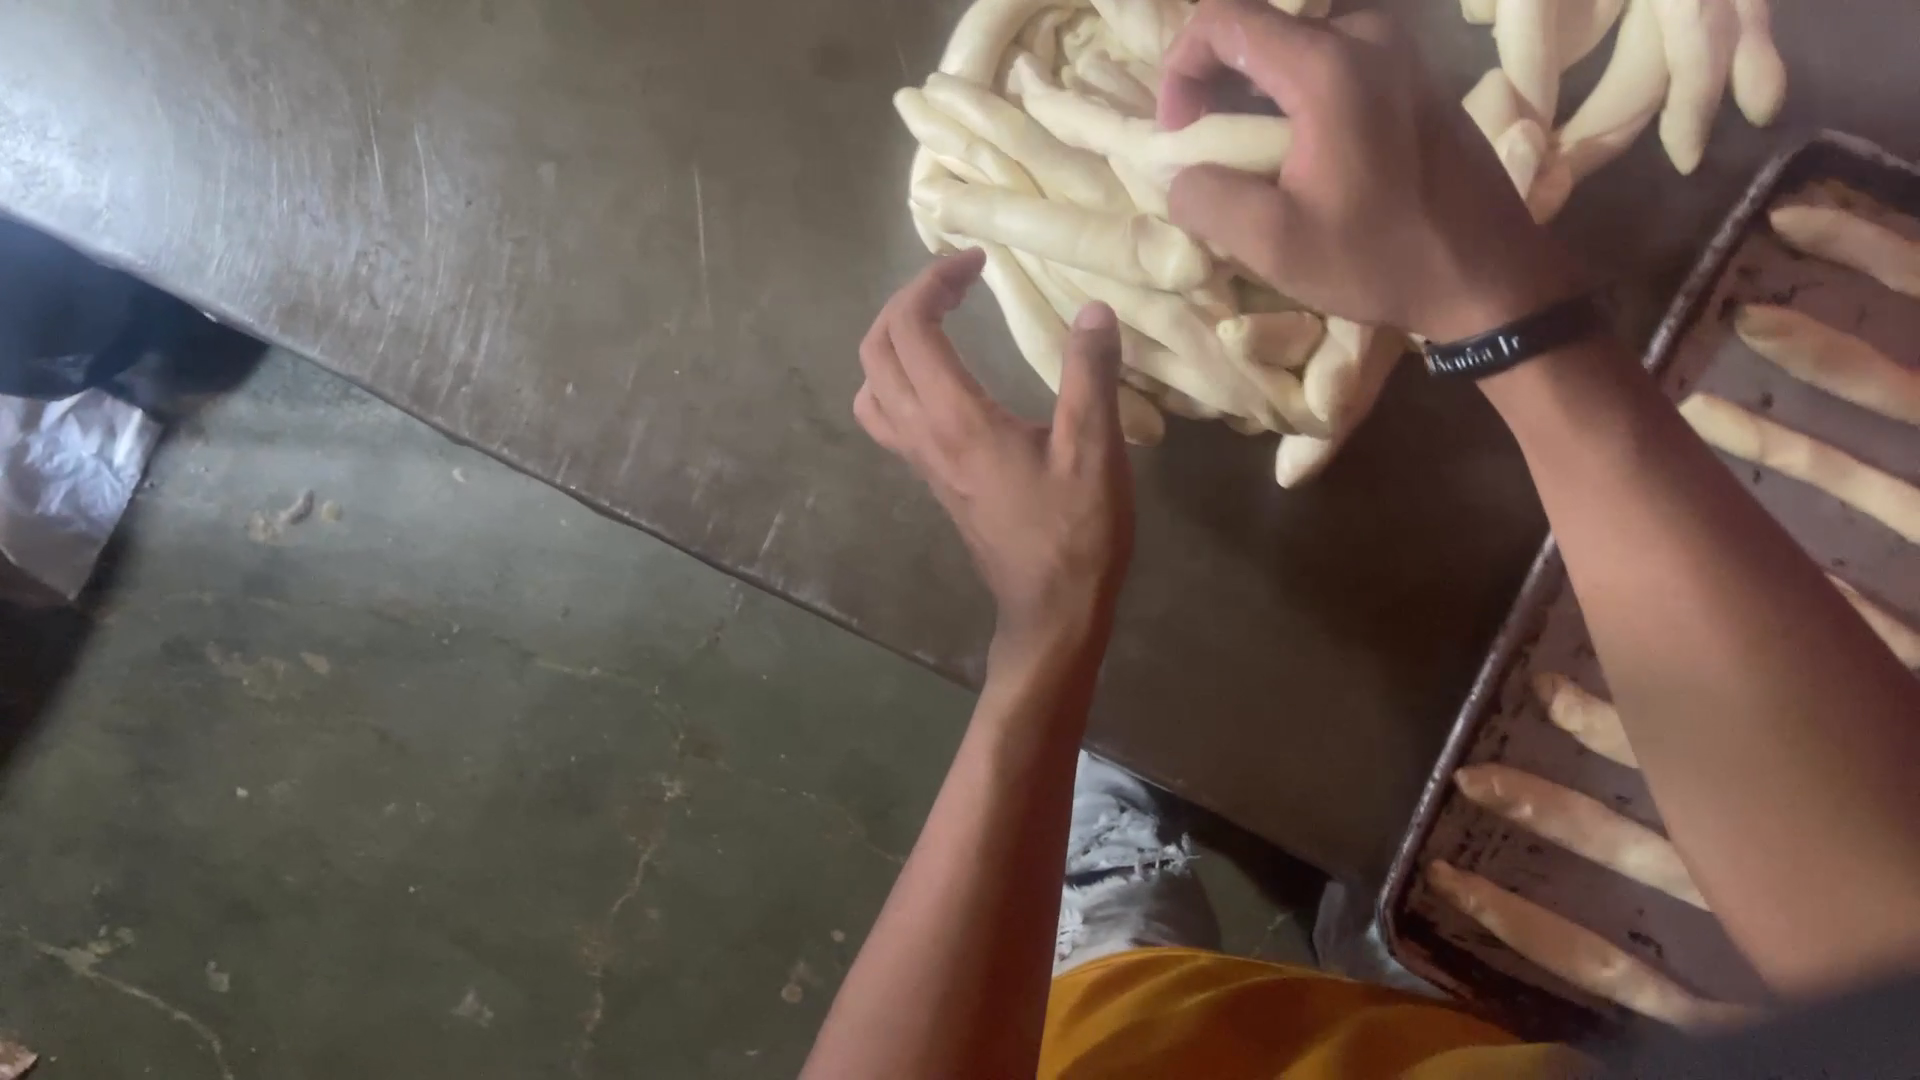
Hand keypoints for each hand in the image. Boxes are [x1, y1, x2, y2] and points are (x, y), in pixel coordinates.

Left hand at [855, 250, 1134, 650]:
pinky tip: (943, 383)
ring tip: (939, 326)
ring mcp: (921, 462)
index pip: (911, 329)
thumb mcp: (1095, 451)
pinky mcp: (932, 480)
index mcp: (957, 420)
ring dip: (892, 344)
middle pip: (875, 351)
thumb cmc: (1075, 534)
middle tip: (956, 284)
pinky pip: (889, 419)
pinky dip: (899, 382)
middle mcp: (924, 436)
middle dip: (906, 302)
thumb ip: (1090, 375)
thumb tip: (1093, 309)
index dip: (934, 281)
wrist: (1050, 608)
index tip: (977, 263)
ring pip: (872, 388)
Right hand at [1159, 0, 1580, 341]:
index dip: (1180, 68)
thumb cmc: (1377, 258)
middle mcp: (1367, 34)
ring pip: (1294, 44)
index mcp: (1328, 67)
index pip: (1224, 18)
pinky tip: (1291, 154)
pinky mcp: (1411, 74)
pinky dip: (1290, 96)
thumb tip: (1180, 176)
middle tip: (1205, 149)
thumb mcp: (1271, 244)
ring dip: (1251, 92)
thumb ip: (1206, 199)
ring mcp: (1397, 49)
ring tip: (1244, 157)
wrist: (1482, 271)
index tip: (1179, 133)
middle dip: (1212, 82)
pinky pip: (1330, 61)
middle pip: (1261, 26)